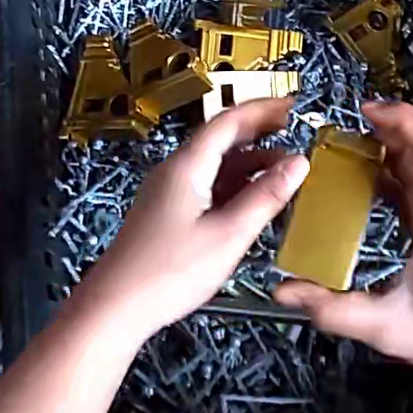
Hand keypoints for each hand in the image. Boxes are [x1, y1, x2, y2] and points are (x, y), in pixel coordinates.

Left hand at [78, 98, 308, 341]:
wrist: (114, 308)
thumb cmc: (168, 272)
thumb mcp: (228, 234)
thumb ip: (265, 197)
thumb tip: (298, 164)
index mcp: (188, 167)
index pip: (228, 121)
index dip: (262, 109)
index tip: (290, 104)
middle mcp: (176, 171)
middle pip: (221, 137)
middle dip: (258, 130)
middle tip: (291, 128)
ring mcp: (170, 191)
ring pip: (215, 163)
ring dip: (250, 160)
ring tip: (284, 168)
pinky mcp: (168, 211)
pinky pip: (208, 184)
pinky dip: (235, 182)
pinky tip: (254, 197)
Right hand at [275, 100, 412, 387]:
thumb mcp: (386, 327)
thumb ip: (333, 310)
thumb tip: (282, 290)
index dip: (405, 119)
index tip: (366, 111)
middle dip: (389, 123)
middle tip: (344, 125)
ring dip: (389, 141)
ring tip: (347, 144)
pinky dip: (392, 164)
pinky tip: (362, 175)